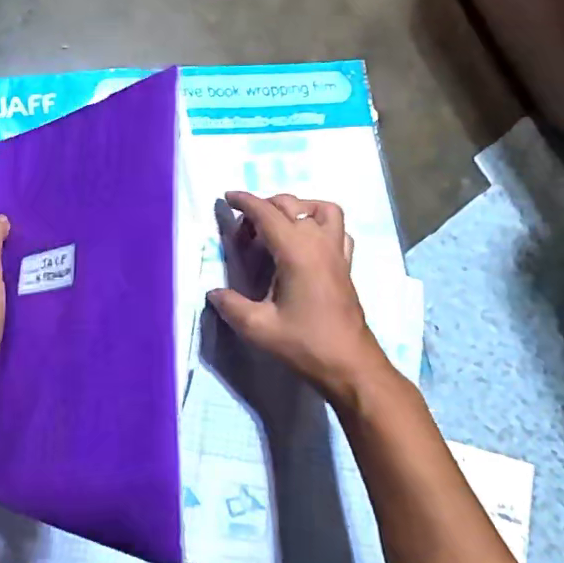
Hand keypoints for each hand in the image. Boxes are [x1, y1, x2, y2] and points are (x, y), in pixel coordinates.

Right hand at [206, 192, 394, 405]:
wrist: (350, 364)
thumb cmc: (305, 344)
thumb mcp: (259, 328)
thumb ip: (231, 306)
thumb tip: (213, 293)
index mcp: (296, 251)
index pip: (267, 213)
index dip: (245, 202)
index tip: (227, 198)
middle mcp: (319, 242)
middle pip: (290, 205)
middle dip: (263, 208)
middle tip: (244, 232)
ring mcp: (337, 251)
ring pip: (320, 209)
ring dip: (297, 208)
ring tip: (278, 226)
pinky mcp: (346, 264)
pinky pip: (337, 229)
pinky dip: (320, 224)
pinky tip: (306, 243)